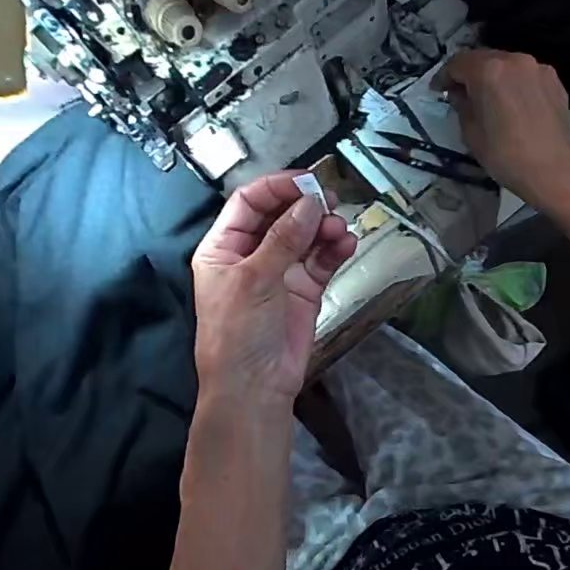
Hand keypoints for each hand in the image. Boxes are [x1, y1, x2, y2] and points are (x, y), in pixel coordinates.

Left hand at [192, 173, 357, 408]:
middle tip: (329, 200)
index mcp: (223, 247)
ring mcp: (278, 271)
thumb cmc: (238, 333)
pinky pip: (321, 260)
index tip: (306, 181)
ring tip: (338, 228)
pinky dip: (334, 250)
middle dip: (304, 206)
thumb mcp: (254, 280)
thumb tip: (309, 203)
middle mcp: (250, 254)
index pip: (248, 203)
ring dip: (323, 227)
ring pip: (304, 236)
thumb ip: (283, 239)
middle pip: (280, 215)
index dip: (276, 188)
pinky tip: (346, 244)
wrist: (254, 387)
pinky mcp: (303, 289)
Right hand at [433, 48, 569, 212]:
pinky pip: (524, 75)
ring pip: (506, 64)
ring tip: (485, 97)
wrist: (552, 169)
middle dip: (467, 73)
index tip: (436, 90)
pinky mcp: (554, 81)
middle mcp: (515, 60)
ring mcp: (538, 68)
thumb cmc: (504, 154)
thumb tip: (460, 94)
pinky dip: (511, 83)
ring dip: (491, 76)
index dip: (443, 76)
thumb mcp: (470, 131)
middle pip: (483, 58)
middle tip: (458, 92)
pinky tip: (509, 103)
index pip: (457, 63)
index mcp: (489, 71)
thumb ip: (461, 104)